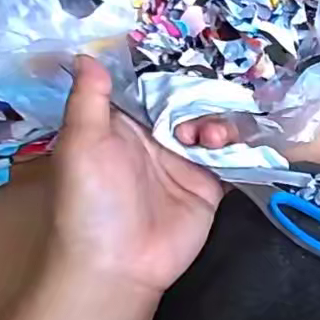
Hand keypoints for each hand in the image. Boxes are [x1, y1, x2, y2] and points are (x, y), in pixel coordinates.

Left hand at [52, 55, 222, 295]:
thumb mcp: (81, 144)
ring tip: (209, 138)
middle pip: (189, 106)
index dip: (168, 78)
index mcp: (124, 128)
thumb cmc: (91, 201)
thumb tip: (85, 55)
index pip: (152, 92)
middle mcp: (157, 142)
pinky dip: (237, 146)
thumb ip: (90, 99)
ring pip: (212, 127)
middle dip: (200, 100)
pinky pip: (231, 156)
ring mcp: (186, 163)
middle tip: (197, 110)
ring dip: (216, 124)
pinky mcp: (211, 184)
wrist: (120, 264)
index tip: (186, 59)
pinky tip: (227, 146)